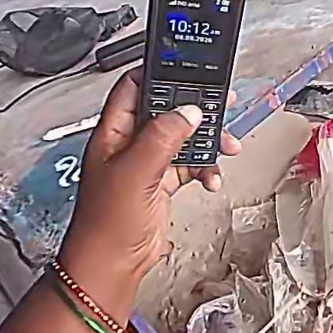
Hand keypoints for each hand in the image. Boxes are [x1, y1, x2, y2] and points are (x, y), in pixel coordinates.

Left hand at [58, 69, 241, 295]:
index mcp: (113, 132)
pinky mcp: (161, 183)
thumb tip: (187, 111)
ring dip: (205, 141)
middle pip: (165, 111)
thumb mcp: (136, 172)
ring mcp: (146, 164)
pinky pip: (188, 165)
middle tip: (220, 101)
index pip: (132, 88)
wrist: (112, 265)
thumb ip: (163, 137)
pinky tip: (211, 178)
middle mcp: (129, 144)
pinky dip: (203, 168)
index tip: (184, 67)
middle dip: (193, 108)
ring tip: (226, 143)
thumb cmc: (106, 223)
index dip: (156, 73)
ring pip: (182, 139)